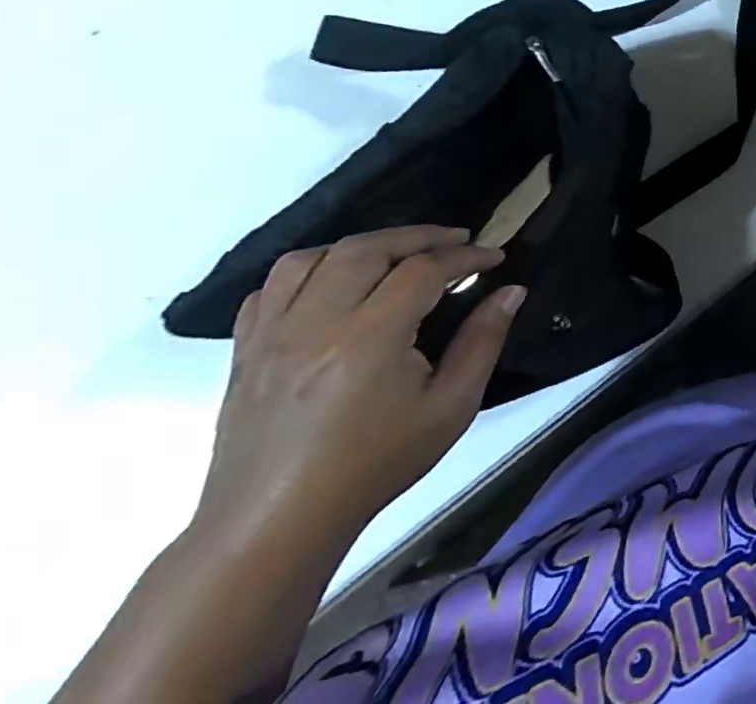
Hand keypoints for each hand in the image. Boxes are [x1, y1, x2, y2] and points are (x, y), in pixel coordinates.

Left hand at [193, 226, 526, 544]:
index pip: (422, 270)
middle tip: (455, 241)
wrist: (279, 520)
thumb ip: (482, 343)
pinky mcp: (245, 345)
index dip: (464, 256)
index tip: (494, 257)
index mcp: (369, 338)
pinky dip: (309, 270)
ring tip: (395, 255)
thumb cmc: (375, 465)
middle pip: (367, 248)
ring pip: (314, 256)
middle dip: (418, 236)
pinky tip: (334, 284)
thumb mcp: (450, 410)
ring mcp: (271, 330)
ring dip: (362, 245)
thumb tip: (510, 292)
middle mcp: (315, 321)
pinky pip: (272, 286)